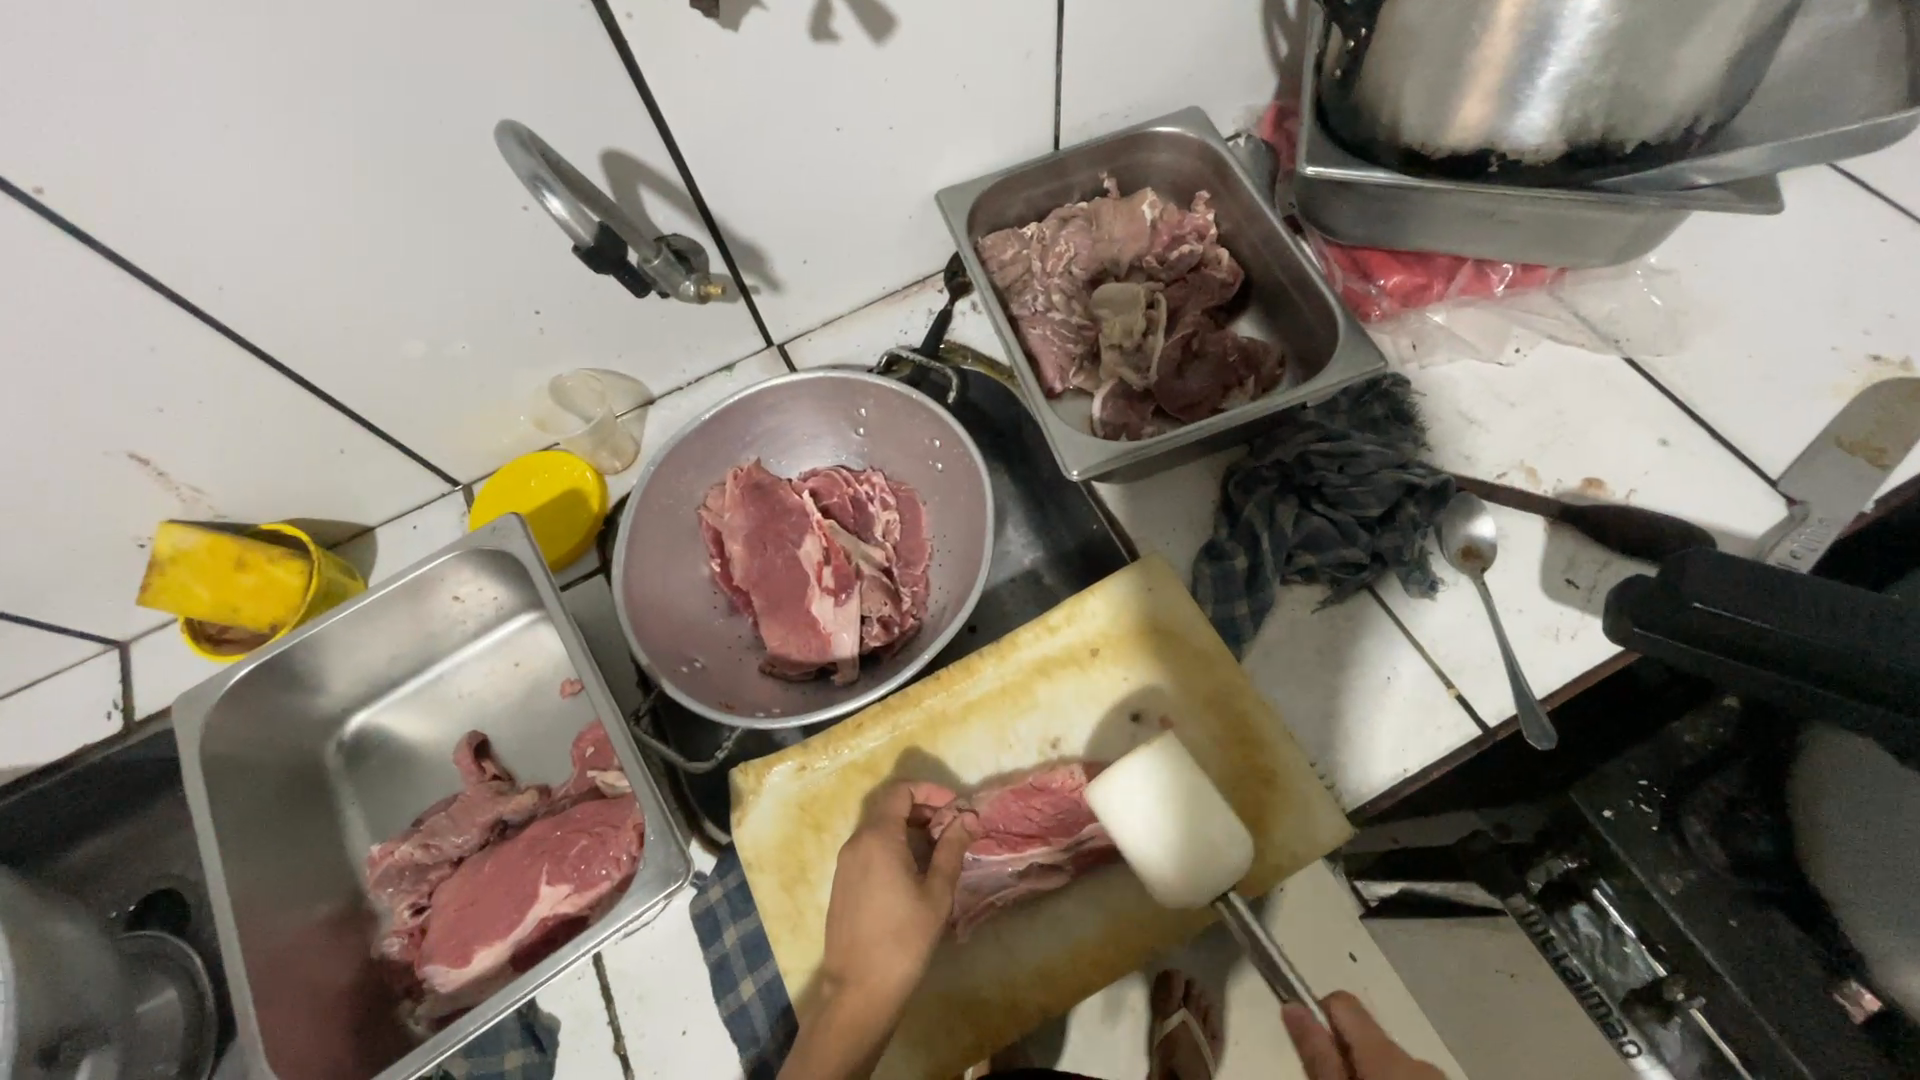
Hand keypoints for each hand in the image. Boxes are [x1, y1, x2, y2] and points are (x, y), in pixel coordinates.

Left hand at [820, 781, 971, 1009]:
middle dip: (924, 809)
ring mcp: (845, 862)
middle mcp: (856, 841)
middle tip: (954, 829)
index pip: (901, 790)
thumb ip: (952, 848)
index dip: (931, 790)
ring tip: (941, 850)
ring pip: (880, 827)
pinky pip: (870, 848)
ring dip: (910, 828)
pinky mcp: (843, 882)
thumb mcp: (937, 892)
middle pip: (890, 807)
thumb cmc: (904, 939)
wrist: (859, 990)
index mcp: (878, 837)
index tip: (956, 808)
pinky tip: (916, 870)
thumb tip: (969, 817)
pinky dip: (895, 845)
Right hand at [1284, 992, 1446, 1079]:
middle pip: (1367, 1037)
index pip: (1342, 1001)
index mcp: (1387, 1050)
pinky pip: (1412, 1078)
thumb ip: (1318, 1054)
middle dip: (1347, 1055)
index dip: (1318, 1016)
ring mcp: (1440, 1077)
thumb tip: (1291, 1005)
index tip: (1309, 1045)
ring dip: (1372, 1073)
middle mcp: (1418, 1057)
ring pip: (1390, 1062)